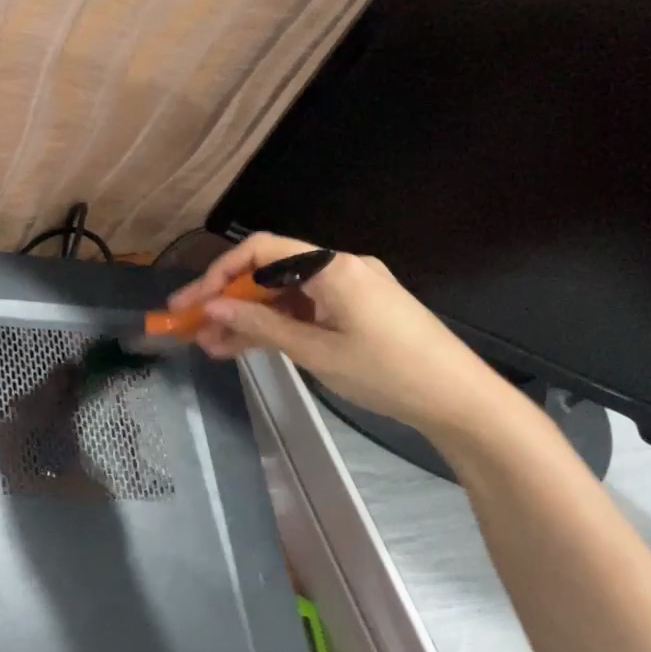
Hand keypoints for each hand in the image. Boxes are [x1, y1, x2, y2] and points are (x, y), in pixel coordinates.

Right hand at [169, 232, 506, 434]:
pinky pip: (301, 309)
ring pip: (281, 294)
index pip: (260, 250)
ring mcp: (349, 289)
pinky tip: (242, 347)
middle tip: (189, 327)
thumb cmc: (387, 372)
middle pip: (268, 272)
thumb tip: (211, 307)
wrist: (460, 401)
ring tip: (210, 345)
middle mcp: (340, 268)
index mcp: (334, 268)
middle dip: (225, 299)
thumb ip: (260, 324)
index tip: (190, 302)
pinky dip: (272, 325)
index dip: (218, 273)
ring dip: (244, 316)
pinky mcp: (355, 310)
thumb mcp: (314, 350)